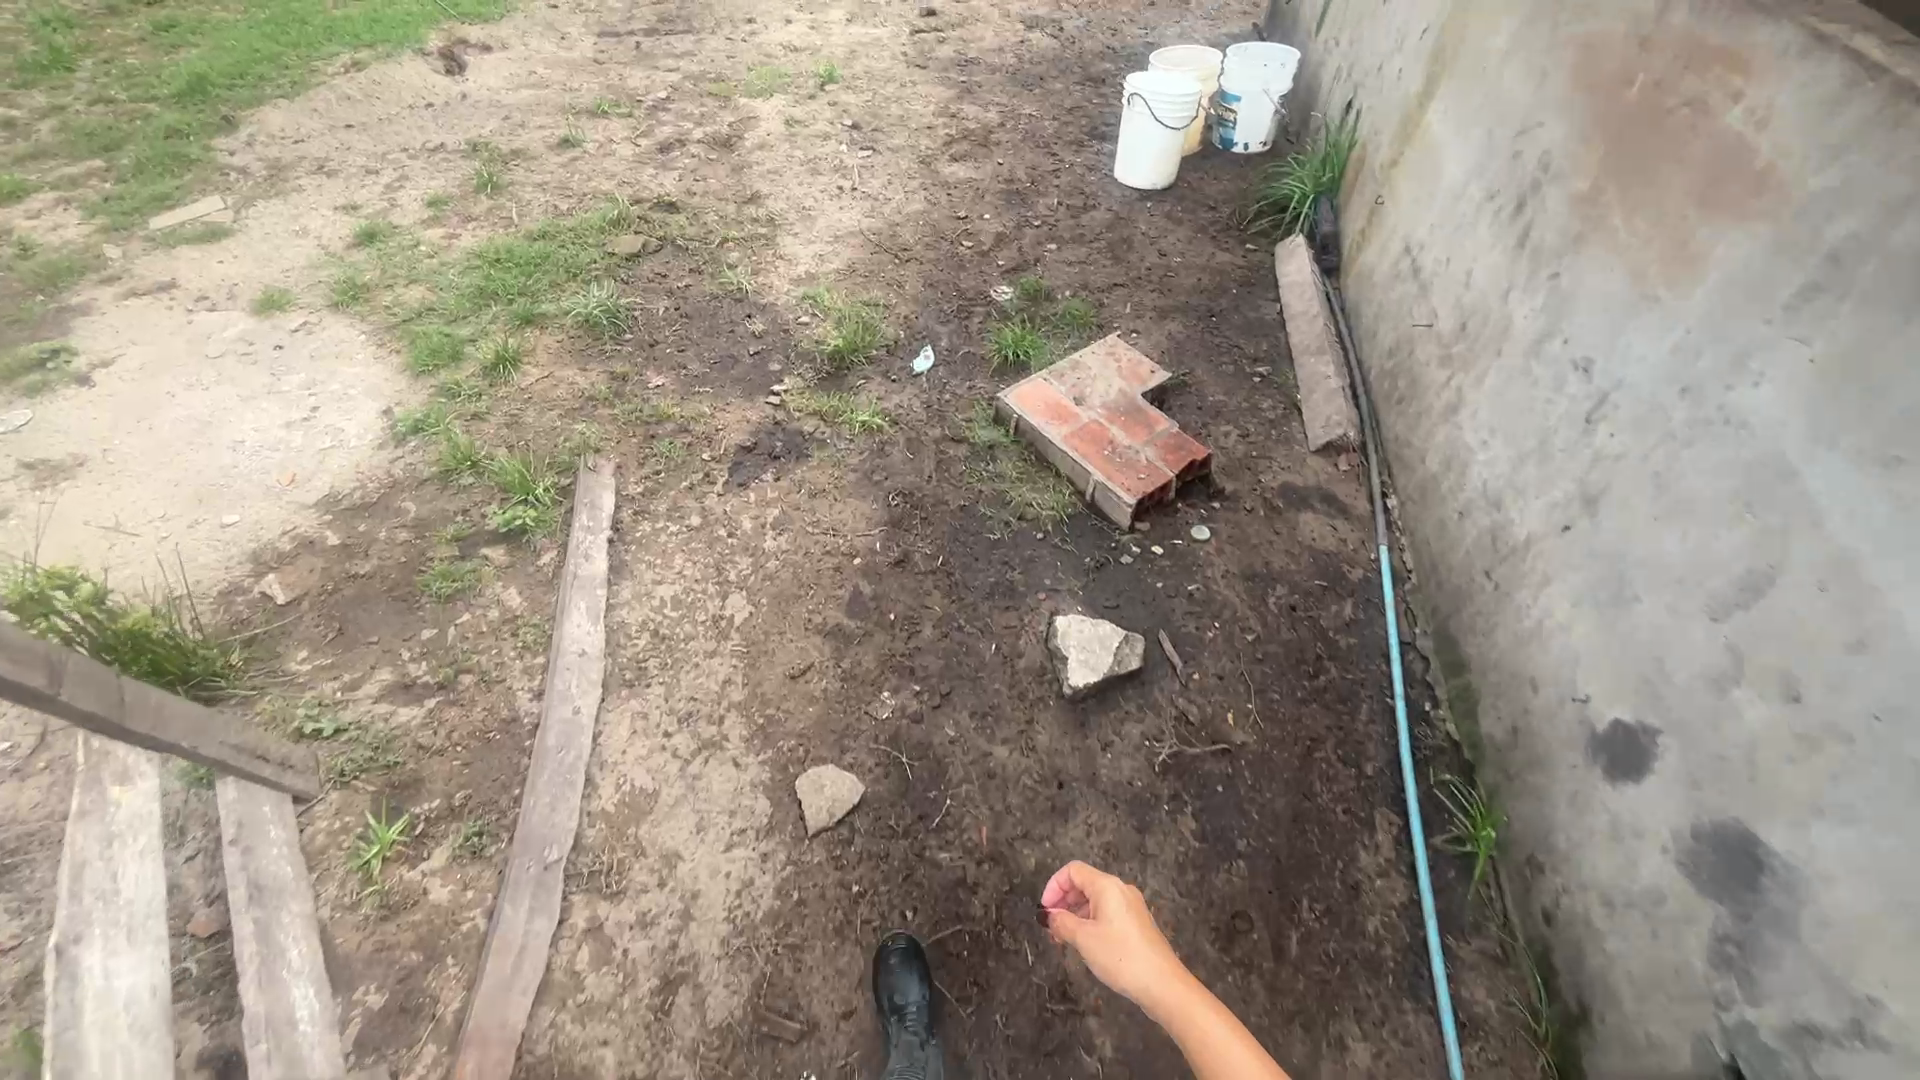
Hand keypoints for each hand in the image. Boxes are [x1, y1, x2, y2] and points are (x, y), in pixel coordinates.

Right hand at [1041, 861, 1190, 1012]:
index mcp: (1107, 886)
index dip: (1054, 886)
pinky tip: (1086, 943)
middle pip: (1084, 883)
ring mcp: (1131, 905)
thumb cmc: (1120, 957)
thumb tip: (1048, 916)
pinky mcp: (1137, 922)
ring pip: (1095, 899)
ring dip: (1076, 914)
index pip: (1073, 870)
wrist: (1163, 985)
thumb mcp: (1084, 939)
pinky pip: (1107, 912)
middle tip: (1051, 927)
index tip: (1045, 911)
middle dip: (1063, 901)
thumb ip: (1062, 923)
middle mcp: (1120, 889)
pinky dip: (1091, 921)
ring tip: (1065, 939)